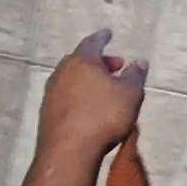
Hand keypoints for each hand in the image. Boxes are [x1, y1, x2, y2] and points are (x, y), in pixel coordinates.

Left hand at [21, 28, 147, 185]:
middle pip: (80, 60)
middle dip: (98, 61)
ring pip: (71, 78)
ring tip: (105, 87)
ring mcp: (51, 94)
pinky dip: (79, 93)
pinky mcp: (47, 114)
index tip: (109, 33)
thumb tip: (139, 62)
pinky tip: (90, 104)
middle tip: (115, 66)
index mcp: (81, 62)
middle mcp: (62, 73)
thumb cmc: (104, 115)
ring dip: (88, 79)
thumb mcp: (131, 93)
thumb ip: (135, 75)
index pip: (92, 43)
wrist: (69, 152)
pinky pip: (66, 94)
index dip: (102, 37)